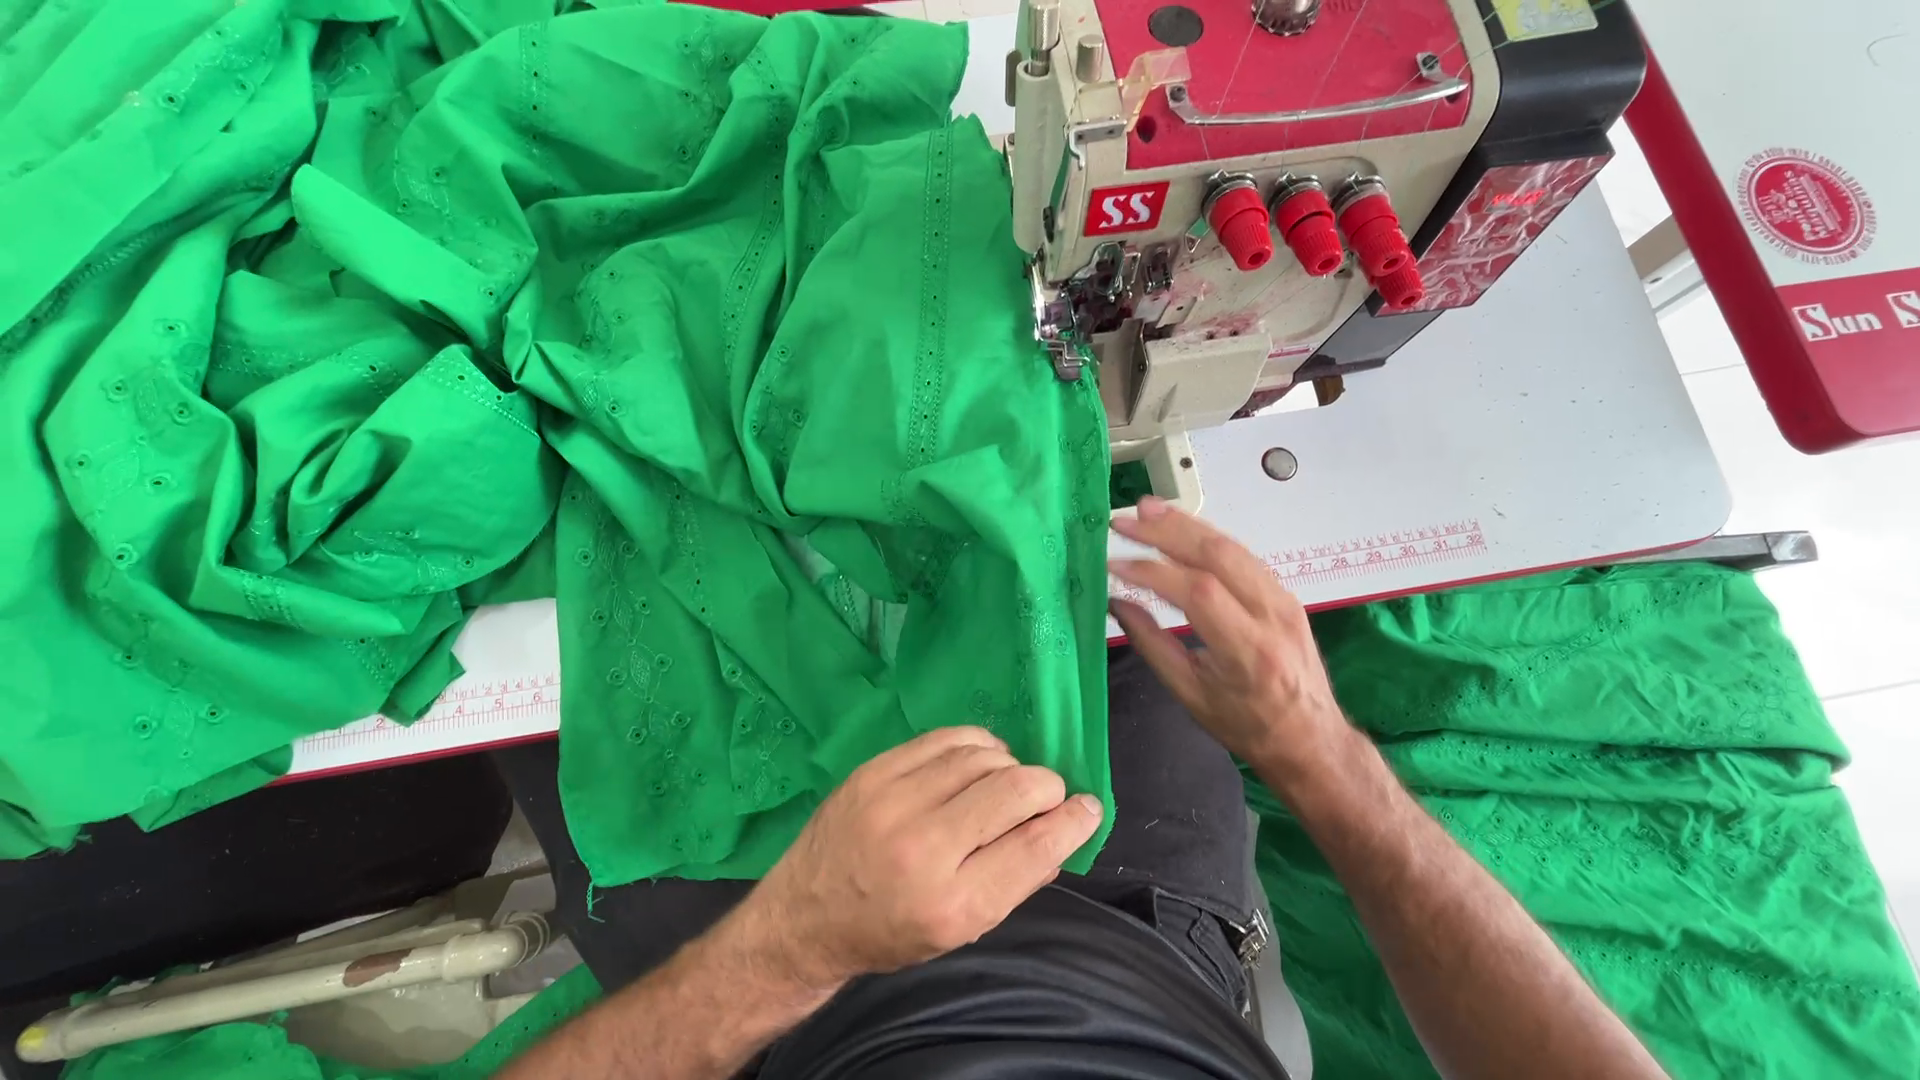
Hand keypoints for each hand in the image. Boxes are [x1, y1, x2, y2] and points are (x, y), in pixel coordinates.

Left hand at [739, 726, 1103, 989]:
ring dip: (1010, 766)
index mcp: (954, 904)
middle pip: (1016, 789)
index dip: (1074, 820)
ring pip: (983, 756)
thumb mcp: (961, 930)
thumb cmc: (891, 932)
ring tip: (1007, 782)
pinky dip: (976, 745)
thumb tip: (1065, 831)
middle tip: (1047, 796)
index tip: (1087, 808)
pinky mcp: (874, 771)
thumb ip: (1017, 881)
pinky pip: (946, 738)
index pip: (1036, 845)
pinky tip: (979, 761)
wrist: (806, 916)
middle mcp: (924, 848)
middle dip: (1047, 787)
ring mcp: (894, 802)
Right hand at [1107, 495, 1347, 772]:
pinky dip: (1207, 537)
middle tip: (1127, 519)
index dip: (1152, 572)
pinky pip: (1243, 555)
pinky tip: (1180, 527)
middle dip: (1167, 531)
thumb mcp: (1190, 694)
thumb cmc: (1245, 725)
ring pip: (1233, 547)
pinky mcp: (1285, 592)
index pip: (1198, 592)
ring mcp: (1284, 599)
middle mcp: (1272, 616)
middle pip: (1218, 555)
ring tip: (1147, 509)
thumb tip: (1117, 602)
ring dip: (1186, 524)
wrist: (1310, 737)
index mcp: (1247, 651)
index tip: (1115, 564)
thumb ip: (1152, 644)